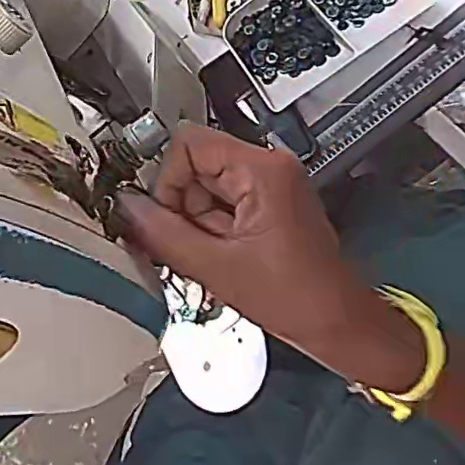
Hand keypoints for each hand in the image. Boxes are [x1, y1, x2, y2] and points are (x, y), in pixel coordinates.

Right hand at [118, 125, 418, 382]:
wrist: (335, 320)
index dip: (168, 182)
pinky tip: (226, 257)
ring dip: (198, 224)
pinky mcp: (268, 202)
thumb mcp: (216, 267)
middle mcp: (270, 167)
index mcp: (263, 170)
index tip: (169, 216)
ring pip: (204, 189)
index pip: (188, 144)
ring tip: (219, 257)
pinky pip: (220, 204)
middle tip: (198, 246)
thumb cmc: (299, 296)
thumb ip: (163, 234)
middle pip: (194, 167)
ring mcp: (270, 184)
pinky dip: (212, 230)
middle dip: (185, 210)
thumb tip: (129, 208)